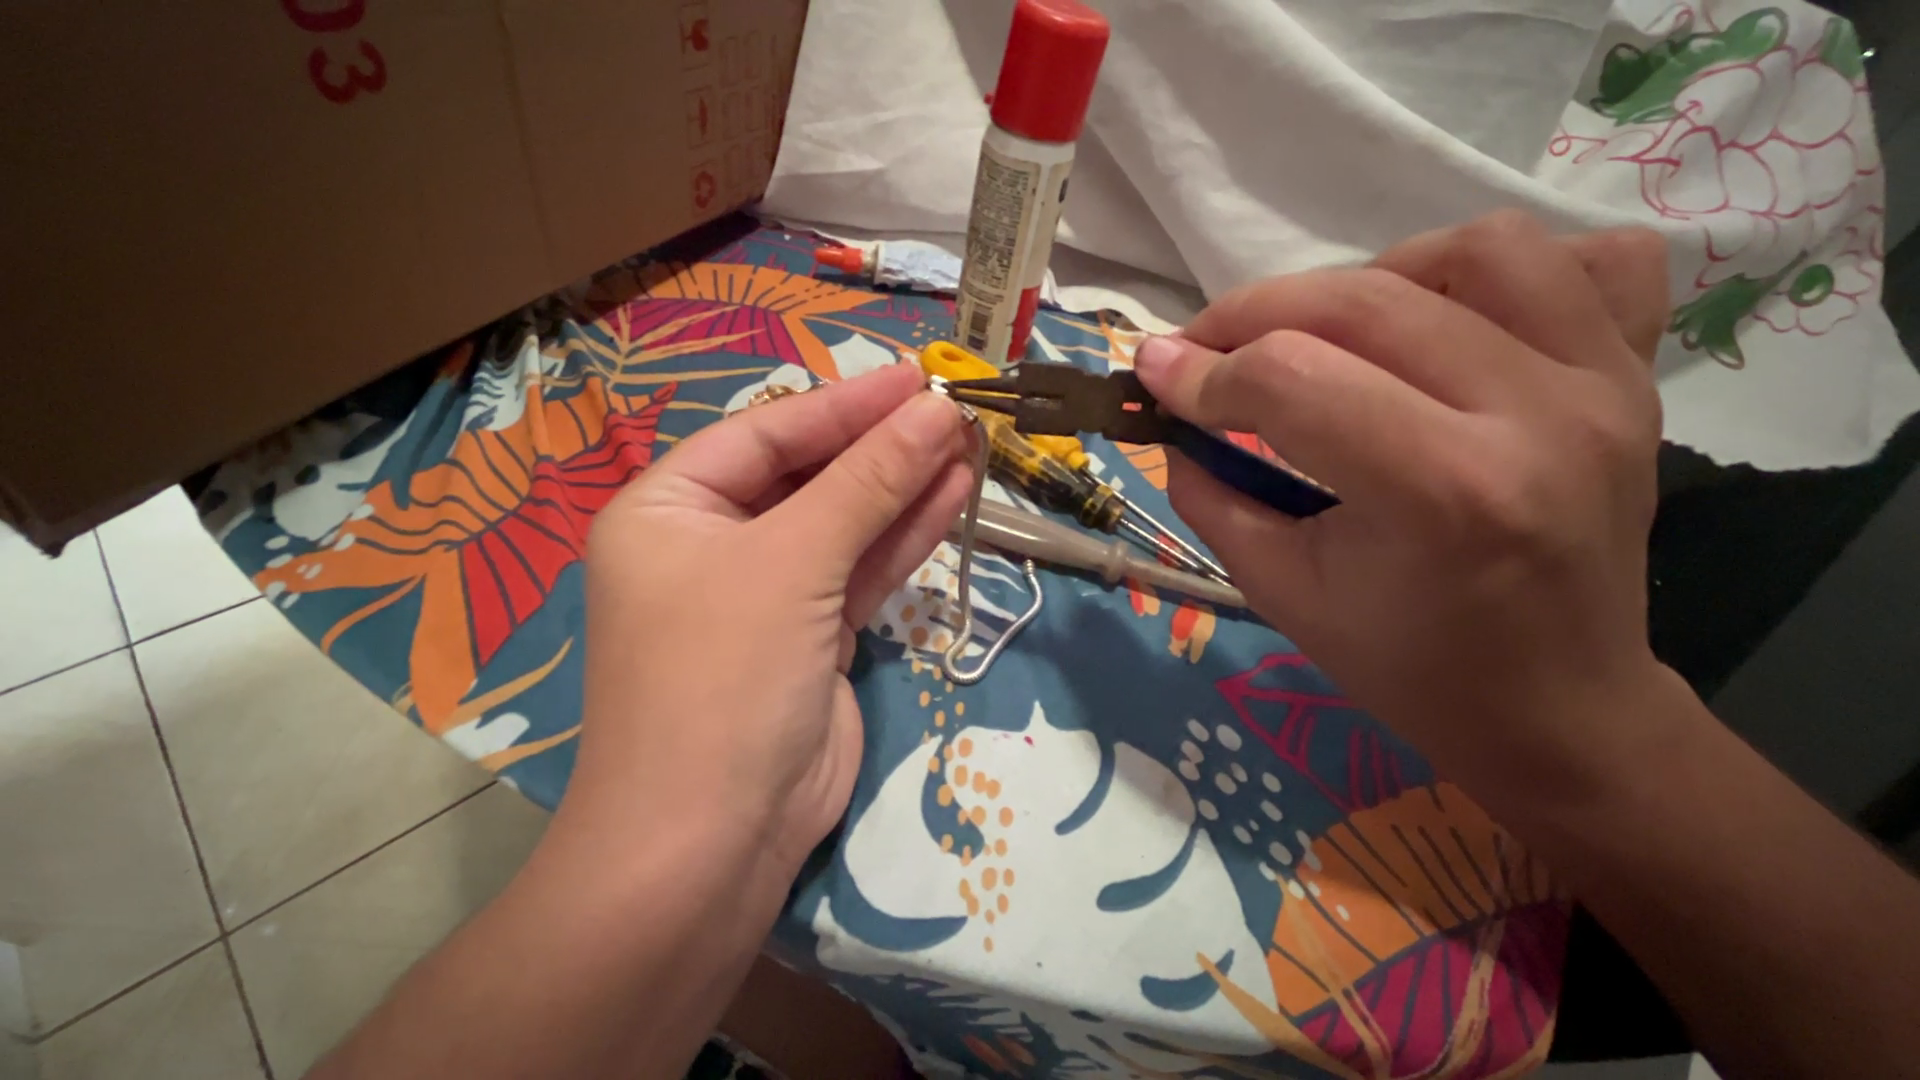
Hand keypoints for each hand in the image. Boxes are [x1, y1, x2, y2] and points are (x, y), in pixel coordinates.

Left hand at [565, 365, 970, 873]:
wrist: (714, 841)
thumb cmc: (724, 676)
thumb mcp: (792, 562)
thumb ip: (868, 483)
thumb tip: (936, 409)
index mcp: (669, 510)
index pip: (765, 434)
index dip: (843, 403)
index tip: (916, 376)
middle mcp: (712, 545)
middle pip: (808, 476)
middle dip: (881, 447)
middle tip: (955, 408)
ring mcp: (767, 596)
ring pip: (844, 525)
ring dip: (904, 488)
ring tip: (971, 443)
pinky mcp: (813, 639)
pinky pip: (861, 573)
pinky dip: (905, 538)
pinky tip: (954, 496)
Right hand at [1133, 211, 1671, 794]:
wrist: (1553, 707)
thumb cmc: (1407, 666)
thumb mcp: (1278, 590)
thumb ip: (1209, 491)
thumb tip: (1171, 400)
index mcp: (1441, 493)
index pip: (1290, 380)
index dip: (1200, 371)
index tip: (1154, 375)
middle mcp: (1534, 416)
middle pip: (1364, 302)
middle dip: (1252, 314)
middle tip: (1204, 348)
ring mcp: (1602, 385)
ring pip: (1482, 249)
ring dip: (1376, 275)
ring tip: (1332, 329)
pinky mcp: (1635, 377)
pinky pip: (1594, 262)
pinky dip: (1509, 271)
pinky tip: (1453, 318)